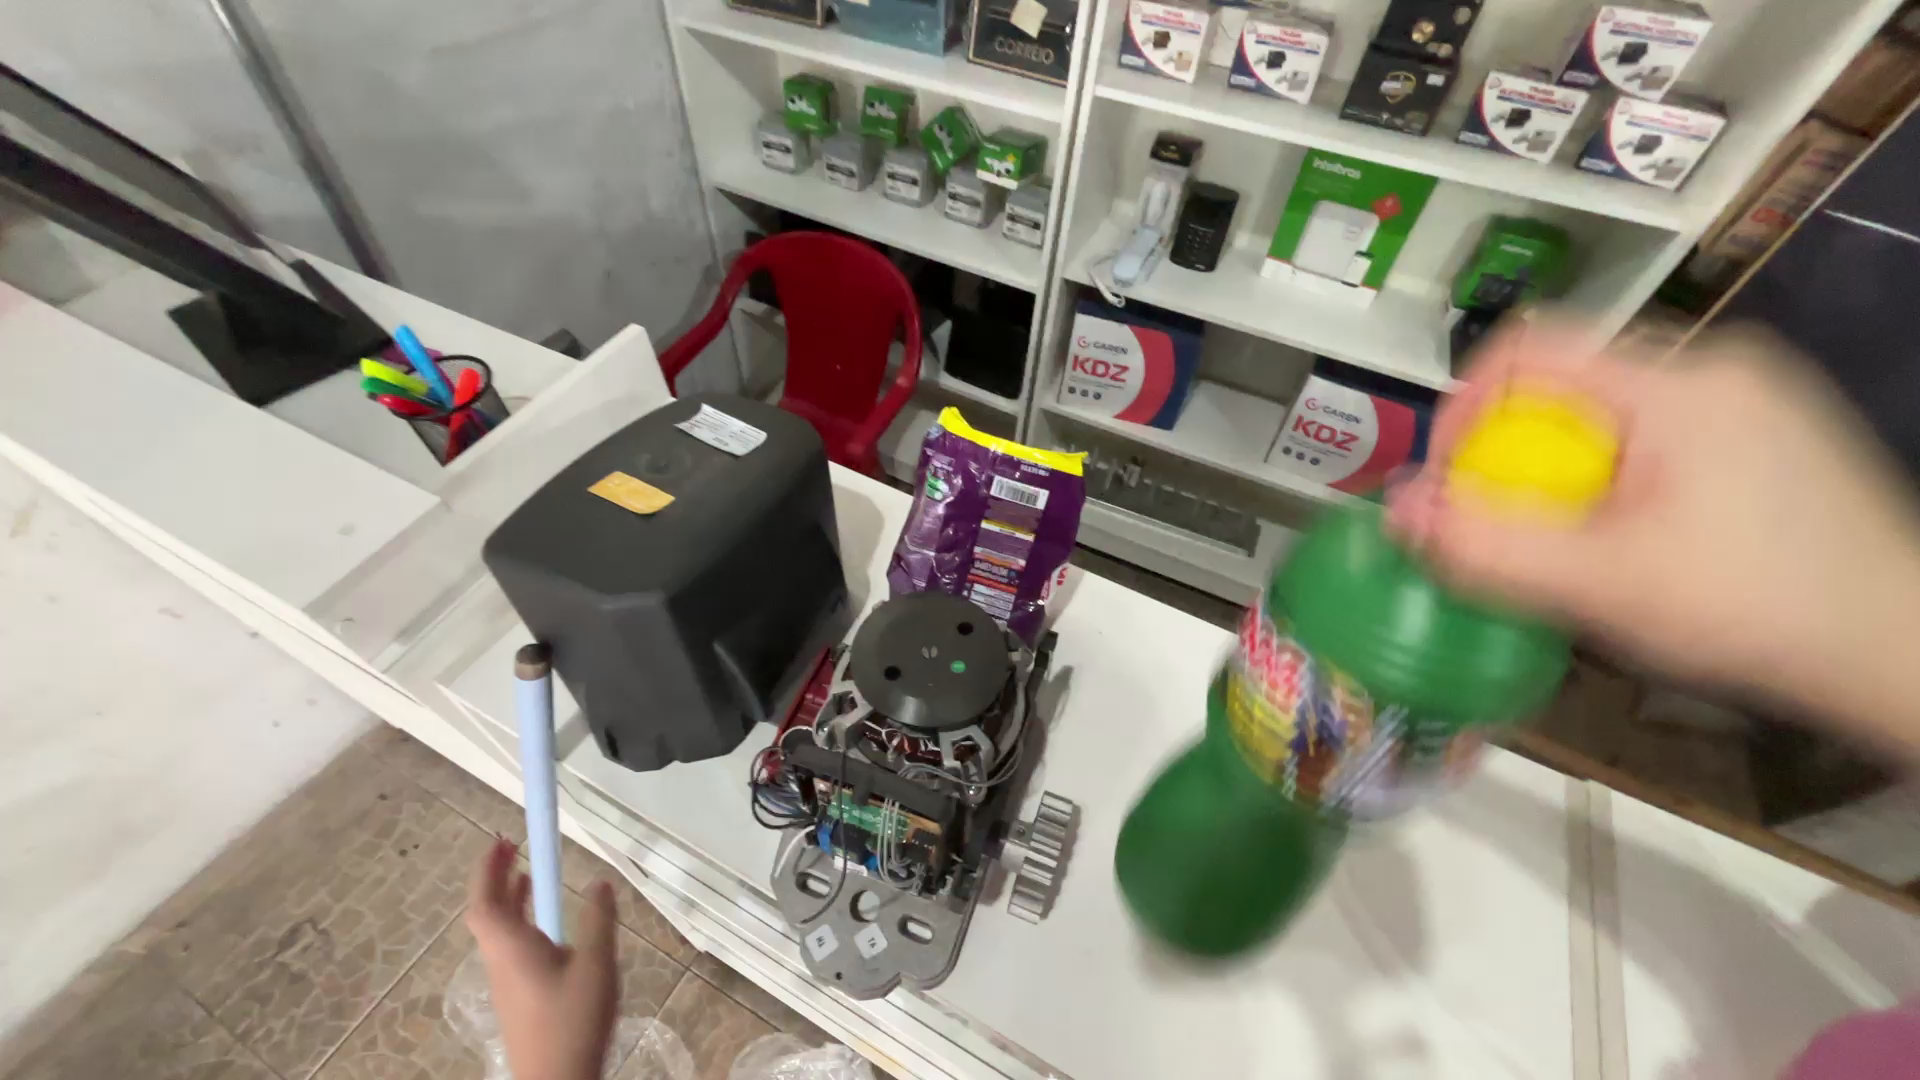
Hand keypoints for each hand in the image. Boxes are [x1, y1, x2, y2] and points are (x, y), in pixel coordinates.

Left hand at [466, 837, 619, 1079]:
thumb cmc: (573, 1021)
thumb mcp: (597, 963)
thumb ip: (598, 919)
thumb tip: (599, 883)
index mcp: (513, 949)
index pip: (484, 903)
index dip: (486, 870)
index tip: (501, 840)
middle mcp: (502, 962)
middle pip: (488, 914)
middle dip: (497, 877)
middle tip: (514, 847)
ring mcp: (508, 983)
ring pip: (499, 931)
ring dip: (510, 898)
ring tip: (531, 875)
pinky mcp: (520, 999)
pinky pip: (512, 946)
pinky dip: (523, 921)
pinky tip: (548, 923)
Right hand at [1387, 320, 1919, 747]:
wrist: (1910, 658)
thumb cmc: (1760, 612)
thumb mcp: (1602, 584)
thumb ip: (1486, 546)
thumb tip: (1393, 507)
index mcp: (1679, 384)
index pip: (1526, 350)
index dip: (1460, 407)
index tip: (1448, 481)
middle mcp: (1709, 373)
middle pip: (1553, 387)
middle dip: (1500, 454)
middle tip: (1496, 527)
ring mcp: (1736, 403)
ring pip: (1588, 416)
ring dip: (1542, 472)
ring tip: (1550, 541)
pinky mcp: (1749, 438)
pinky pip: (1630, 438)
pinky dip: (1589, 481)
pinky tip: (1607, 538)